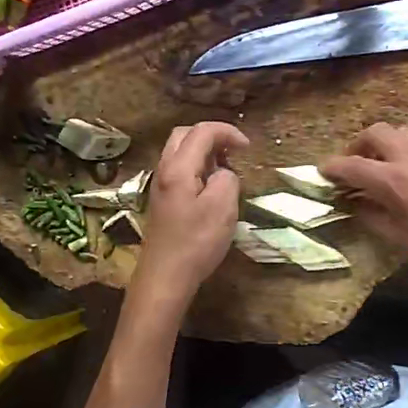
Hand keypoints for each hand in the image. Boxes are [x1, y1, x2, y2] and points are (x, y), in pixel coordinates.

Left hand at [136, 121, 248, 295]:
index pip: (202, 131)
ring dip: (203, 152)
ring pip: (179, 152)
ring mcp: (160, 185)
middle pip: (184, 135)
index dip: (228, 132)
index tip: (248, 148)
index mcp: (178, 168)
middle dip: (211, 136)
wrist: (165, 276)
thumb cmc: (196, 242)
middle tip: (233, 153)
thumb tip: (223, 173)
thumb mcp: (223, 207)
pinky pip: (178, 170)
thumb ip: (227, 179)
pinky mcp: (161, 200)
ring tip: (225, 171)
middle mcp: (164, 170)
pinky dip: (196, 168)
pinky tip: (210, 188)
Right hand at [322, 123, 407, 276]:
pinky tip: (404, 172)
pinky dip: (401, 149)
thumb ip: (369, 214)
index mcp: (394, 179)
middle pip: (375, 133)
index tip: (322, 173)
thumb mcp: (396, 236)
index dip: (332, 168)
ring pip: (398, 132)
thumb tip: (353, 203)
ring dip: (381, 144)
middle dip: (357, 146)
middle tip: (352, 167)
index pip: (352, 165)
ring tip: (378, 166)